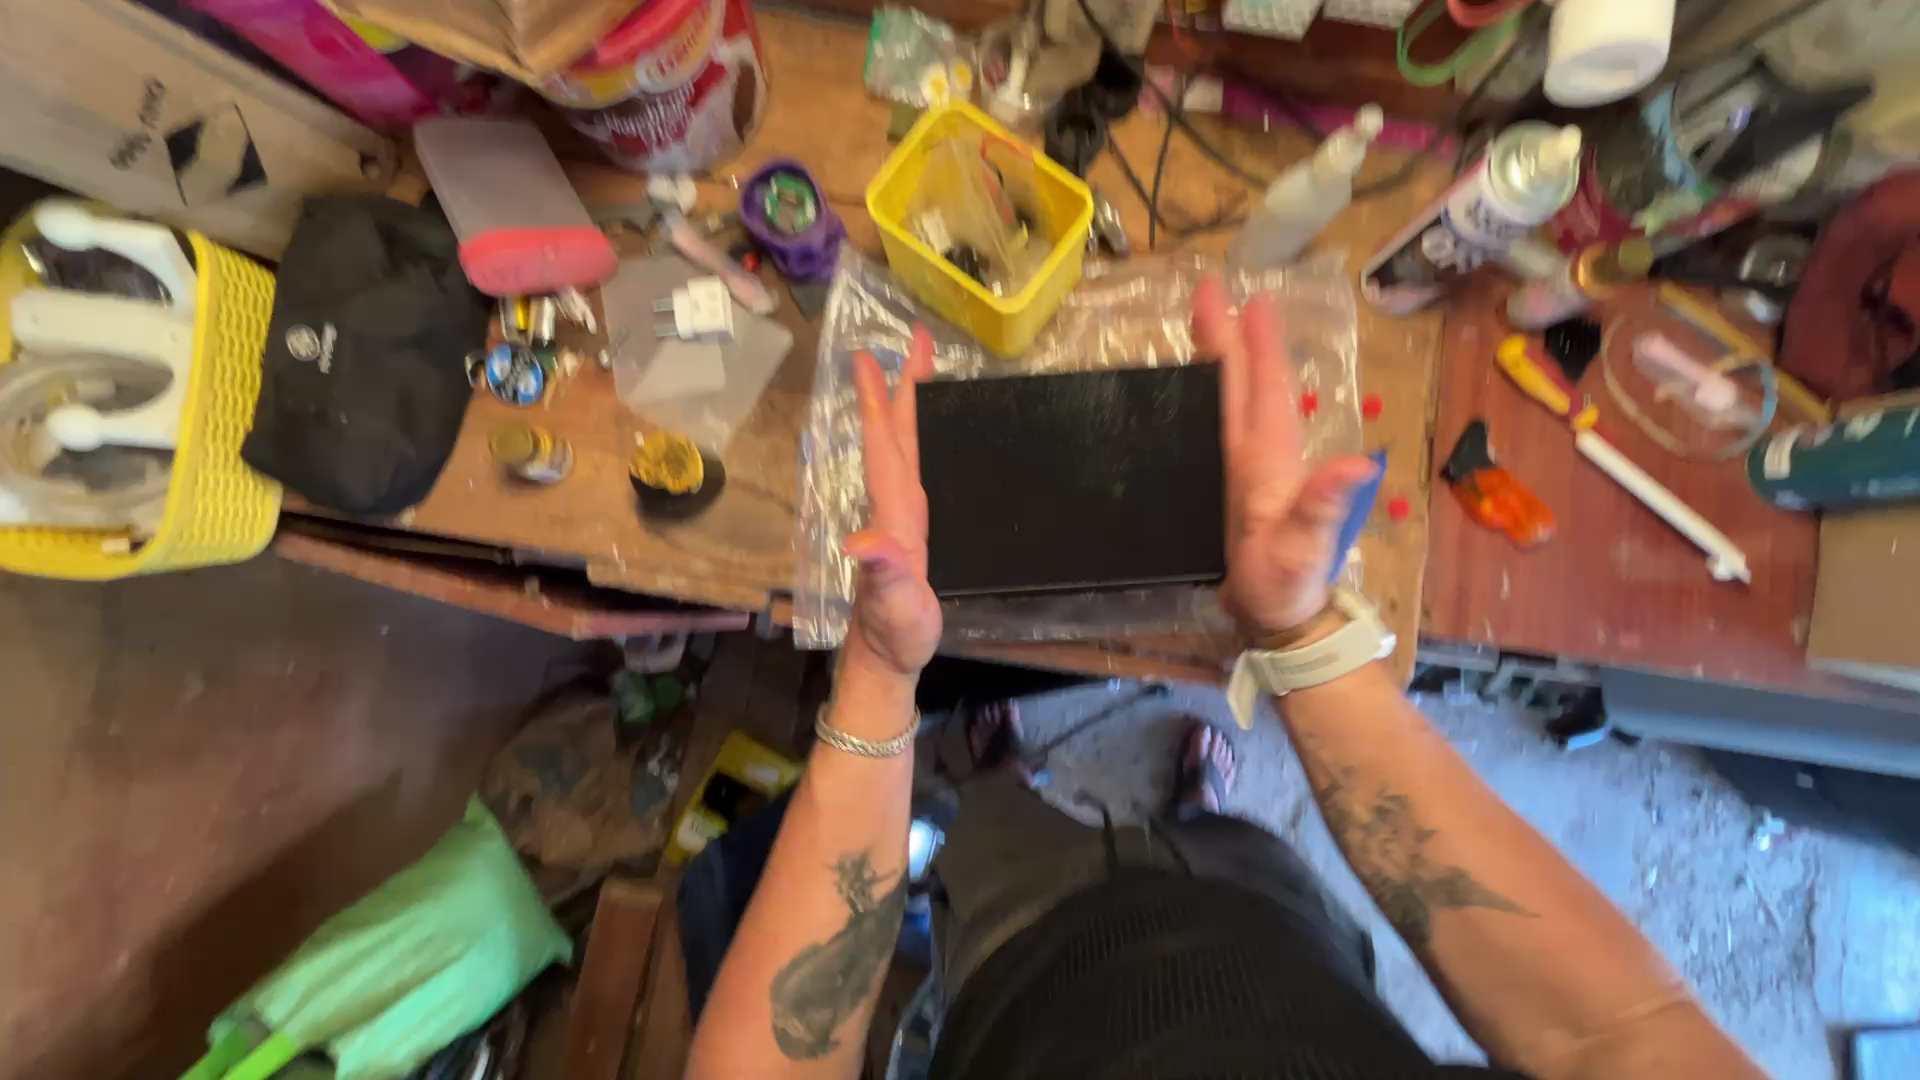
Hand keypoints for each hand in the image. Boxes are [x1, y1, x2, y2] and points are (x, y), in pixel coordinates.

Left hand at [845, 325, 942, 678]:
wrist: (889, 653)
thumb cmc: (894, 629)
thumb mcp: (893, 601)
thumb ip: (881, 571)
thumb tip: (861, 540)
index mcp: (894, 510)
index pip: (885, 445)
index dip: (881, 401)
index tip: (872, 355)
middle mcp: (894, 504)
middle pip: (896, 434)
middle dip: (901, 386)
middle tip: (913, 341)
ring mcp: (903, 515)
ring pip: (906, 448)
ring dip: (910, 407)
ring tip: (921, 373)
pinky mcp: (914, 528)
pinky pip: (918, 469)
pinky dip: (921, 442)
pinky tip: (929, 437)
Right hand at [1193, 275, 1379, 640]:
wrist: (1281, 616)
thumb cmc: (1288, 586)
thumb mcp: (1305, 550)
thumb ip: (1323, 508)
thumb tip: (1358, 458)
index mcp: (1272, 461)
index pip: (1263, 393)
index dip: (1255, 347)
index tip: (1245, 300)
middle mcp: (1264, 455)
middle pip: (1246, 385)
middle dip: (1229, 337)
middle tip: (1210, 291)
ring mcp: (1250, 470)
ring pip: (1235, 401)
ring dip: (1222, 360)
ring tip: (1207, 326)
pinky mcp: (1236, 486)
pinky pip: (1223, 426)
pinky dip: (1215, 398)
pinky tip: (1204, 390)